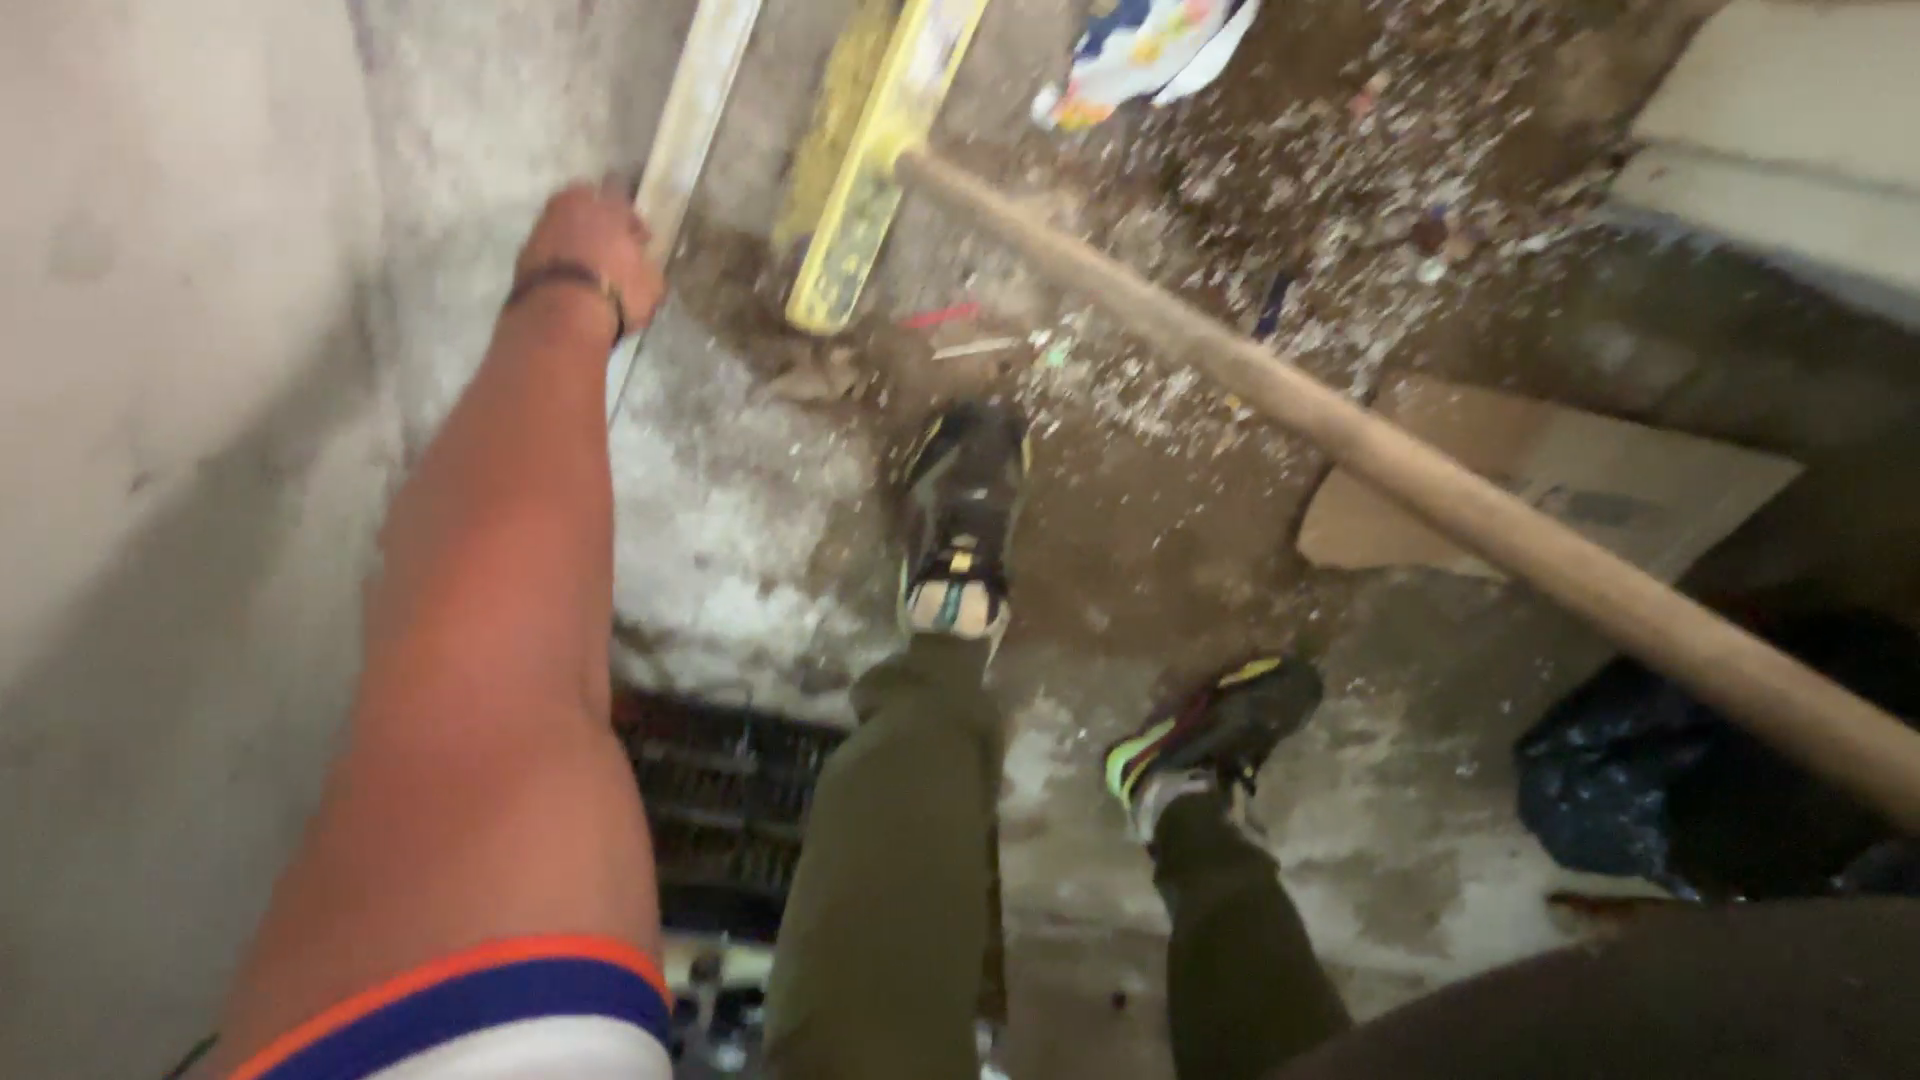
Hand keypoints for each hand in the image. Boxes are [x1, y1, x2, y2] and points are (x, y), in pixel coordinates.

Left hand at [515, 179, 666, 330]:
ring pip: (565, 225)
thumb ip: (647, 266)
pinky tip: (571, 279)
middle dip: (598, 221)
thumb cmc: (617, 293)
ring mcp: (543, 227)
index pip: (622, 200)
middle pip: (585, 203)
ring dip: (577, 240)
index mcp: (607, 207)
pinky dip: (560, 258)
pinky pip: (549, 248)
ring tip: (591, 267)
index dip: (633, 223)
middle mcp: (571, 207)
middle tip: (612, 245)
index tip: (640, 241)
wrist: (563, 314)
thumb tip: (642, 265)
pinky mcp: (524, 252)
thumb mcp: (651, 285)